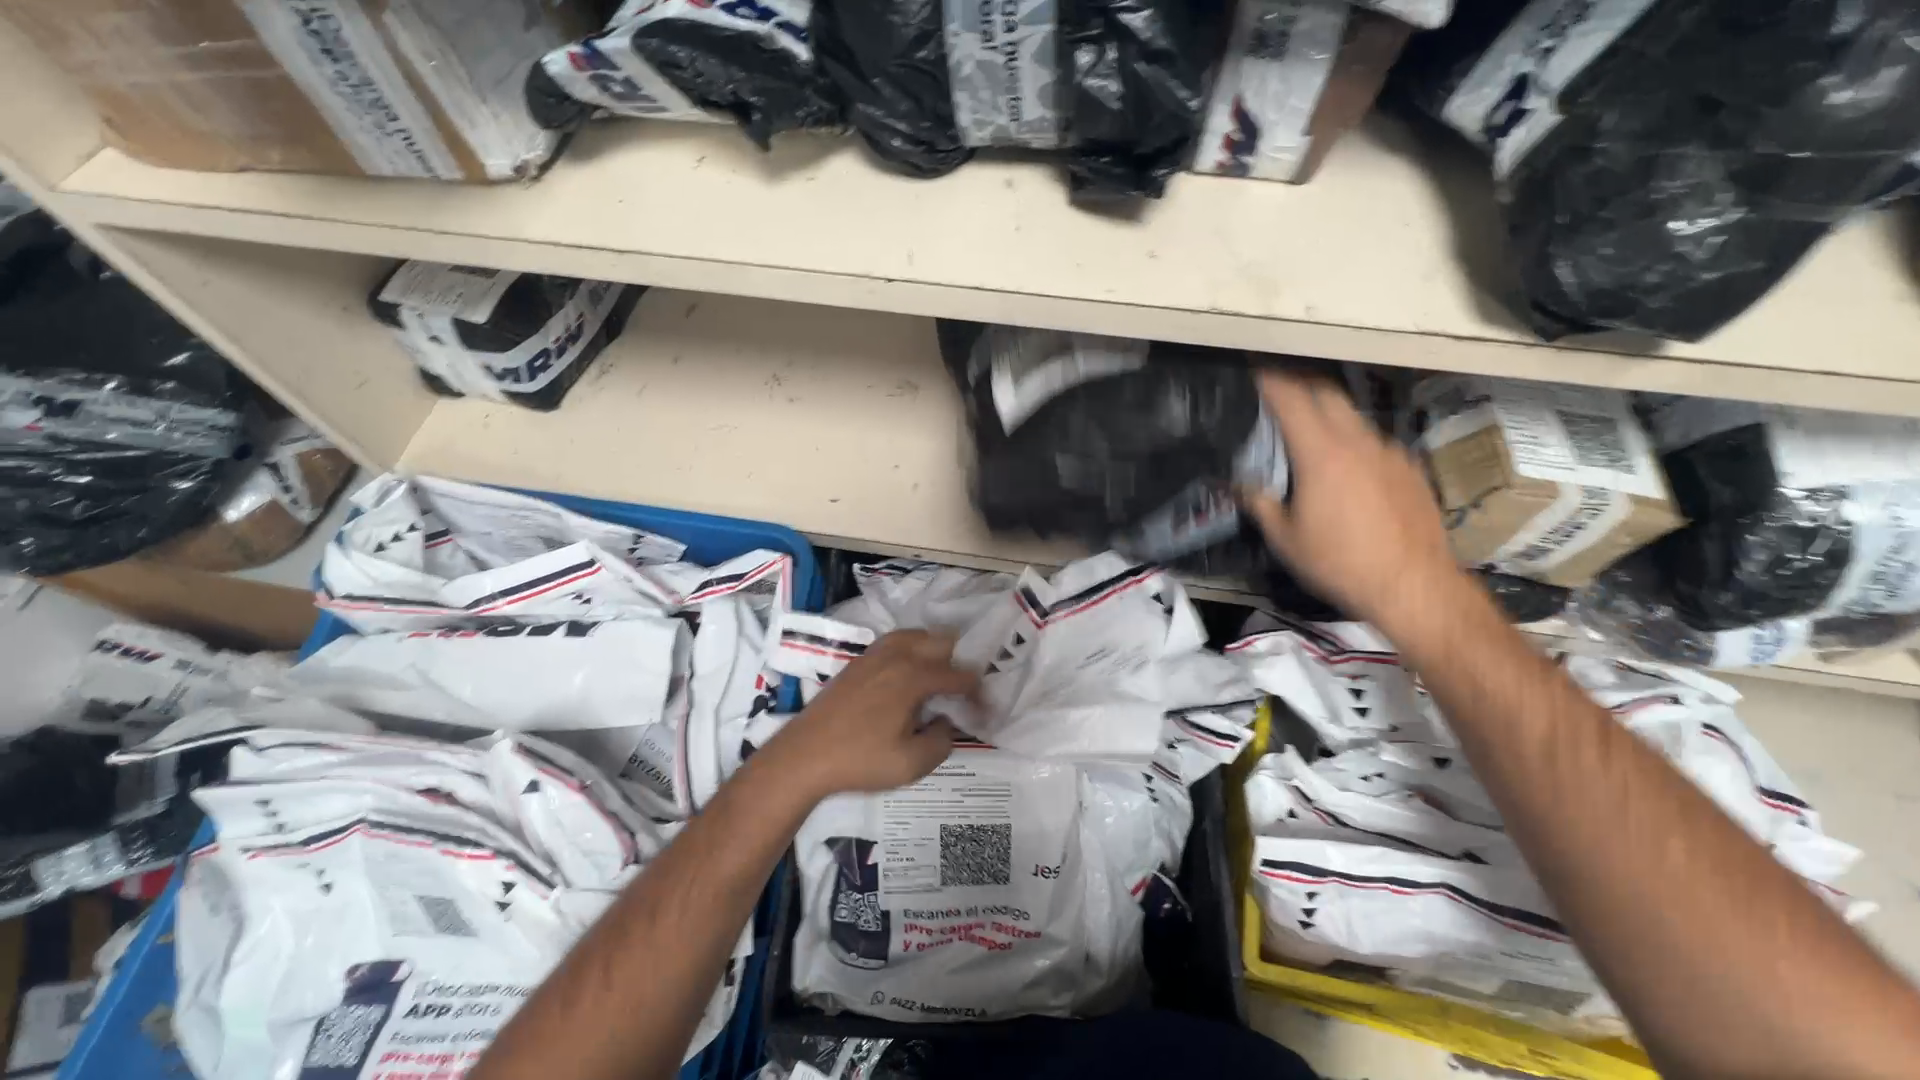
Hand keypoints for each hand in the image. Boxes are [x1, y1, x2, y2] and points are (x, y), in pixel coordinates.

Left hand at [757, 630, 977, 800]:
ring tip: (940, 678)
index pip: (960, 675)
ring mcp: (873, 656)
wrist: (803, 756)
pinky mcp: (856, 663)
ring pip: (916, 636)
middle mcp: (896, 656)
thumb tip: (946, 723)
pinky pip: (894, 643)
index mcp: (913, 677)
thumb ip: (942, 741)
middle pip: (940, 642)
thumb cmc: (860, 761)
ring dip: (934, 652)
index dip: (978, 693)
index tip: (985, 712)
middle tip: (964, 692)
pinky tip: (908, 676)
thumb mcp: (912, 763)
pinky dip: (911, 651)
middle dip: (959, 663)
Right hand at [1241, 371, 1471, 635]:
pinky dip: (1355, 441)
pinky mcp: (1410, 468)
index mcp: (1321, 453)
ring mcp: (1390, 451)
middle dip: (1299, 383)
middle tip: (1277, 388)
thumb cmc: (1339, 563)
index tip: (1251, 366)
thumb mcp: (1285, 539)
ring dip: (1329, 413)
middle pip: (1326, 392)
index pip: (1290, 398)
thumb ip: (1258, 502)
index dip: (1268, 378)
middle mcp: (1358, 441)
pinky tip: (1349, 466)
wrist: (1413, 586)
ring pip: (1354, 416)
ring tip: (1310, 430)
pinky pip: (1376, 442)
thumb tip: (1233, 482)